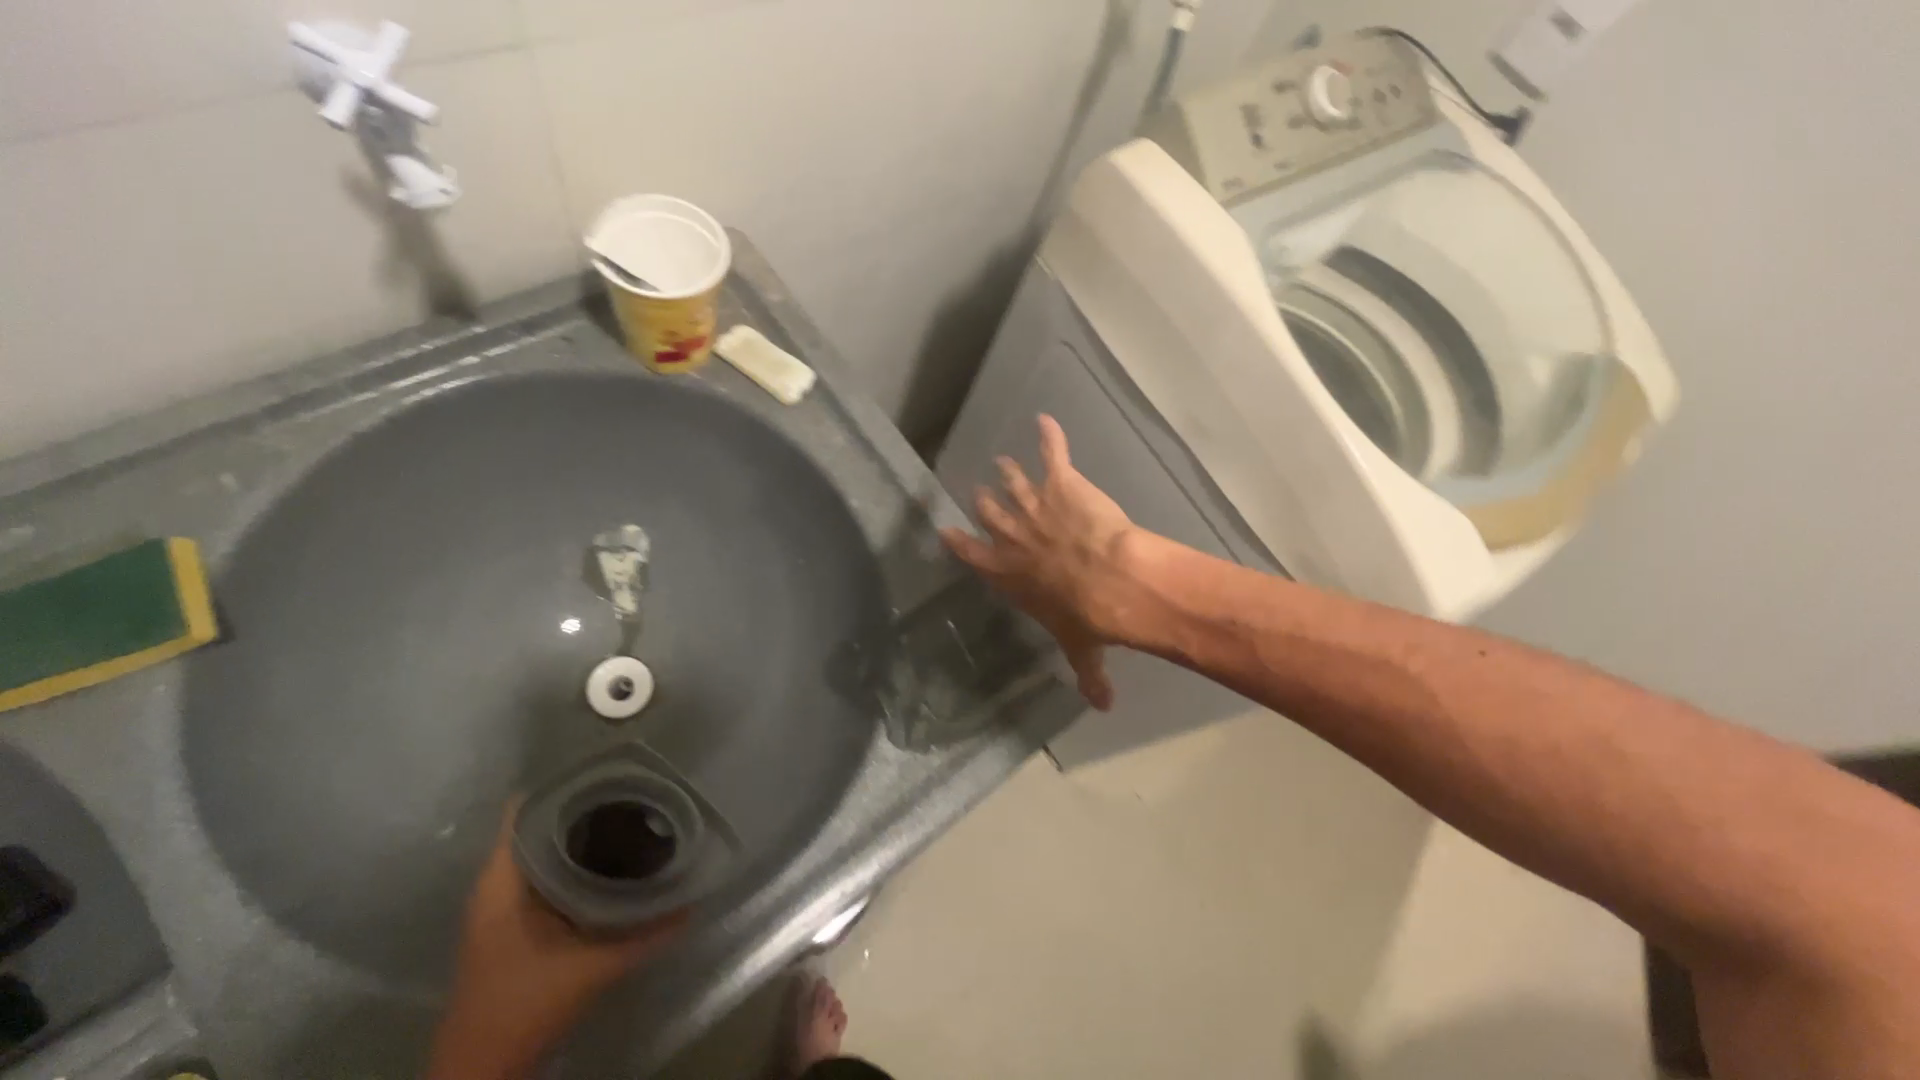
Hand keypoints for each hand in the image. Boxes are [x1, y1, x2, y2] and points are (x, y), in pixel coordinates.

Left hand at [425, 800, 687, 1079]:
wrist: (481, 1069)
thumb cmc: (525, 1004)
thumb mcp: (593, 968)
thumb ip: (645, 936)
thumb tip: (692, 906)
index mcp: (502, 881)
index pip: (525, 812)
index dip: (564, 787)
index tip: (609, 775)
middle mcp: (496, 886)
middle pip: (537, 829)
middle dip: (582, 812)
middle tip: (634, 799)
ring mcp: (499, 910)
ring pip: (540, 856)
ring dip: (578, 843)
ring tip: (630, 827)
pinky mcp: (509, 930)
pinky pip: (543, 881)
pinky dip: (572, 870)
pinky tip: (609, 875)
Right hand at [941, 414, 1138, 710]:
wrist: (1108, 581)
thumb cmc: (1087, 618)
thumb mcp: (1082, 650)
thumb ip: (1089, 676)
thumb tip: (1103, 708)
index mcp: (1008, 575)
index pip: (973, 555)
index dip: (959, 542)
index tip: (947, 530)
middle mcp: (1012, 537)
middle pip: (988, 512)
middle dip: (983, 502)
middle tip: (980, 493)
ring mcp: (1034, 505)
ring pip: (1012, 481)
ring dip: (1008, 471)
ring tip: (1002, 461)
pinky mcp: (1061, 482)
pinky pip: (1052, 452)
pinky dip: (1050, 434)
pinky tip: (1046, 419)